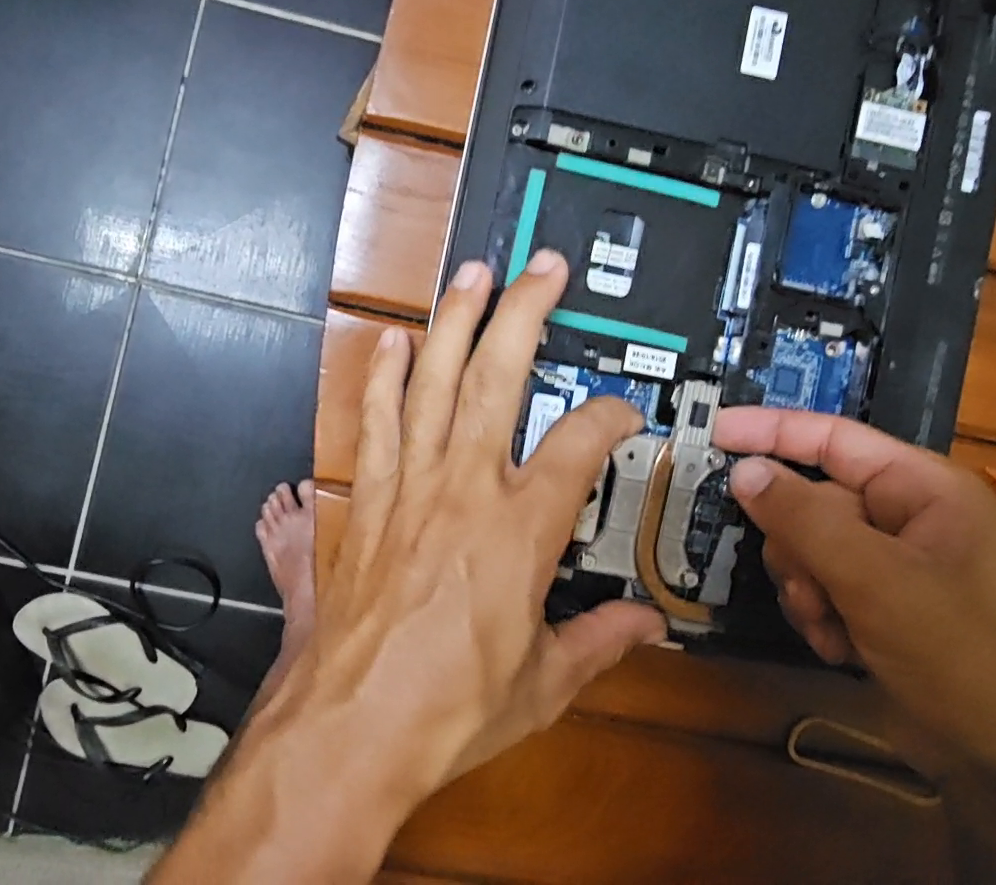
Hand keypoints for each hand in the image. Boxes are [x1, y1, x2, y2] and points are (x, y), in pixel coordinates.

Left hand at [154, 251, 664, 883]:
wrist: (354, 727)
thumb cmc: (445, 708)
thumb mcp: (544, 683)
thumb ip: (600, 644)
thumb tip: (641, 630)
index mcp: (522, 531)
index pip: (582, 443)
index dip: (611, 414)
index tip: (621, 412)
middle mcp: (465, 491)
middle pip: (501, 376)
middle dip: (524, 311)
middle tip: (541, 269)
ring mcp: (411, 487)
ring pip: (434, 381)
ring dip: (454, 322)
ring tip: (470, 276)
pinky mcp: (369, 501)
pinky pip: (377, 421)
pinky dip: (382, 376)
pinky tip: (390, 341)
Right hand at [716, 408, 995, 882]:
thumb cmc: (964, 654)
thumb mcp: (875, 579)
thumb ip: (802, 518)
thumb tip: (743, 470)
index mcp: (921, 488)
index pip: (832, 439)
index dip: (769, 430)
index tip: (712, 432)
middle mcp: (905, 518)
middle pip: (810, 500)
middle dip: (796, 545)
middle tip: (808, 583)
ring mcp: (892, 566)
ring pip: (806, 548)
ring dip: (805, 588)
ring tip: (832, 625)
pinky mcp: (880, 608)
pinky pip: (818, 589)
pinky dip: (818, 617)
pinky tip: (842, 648)